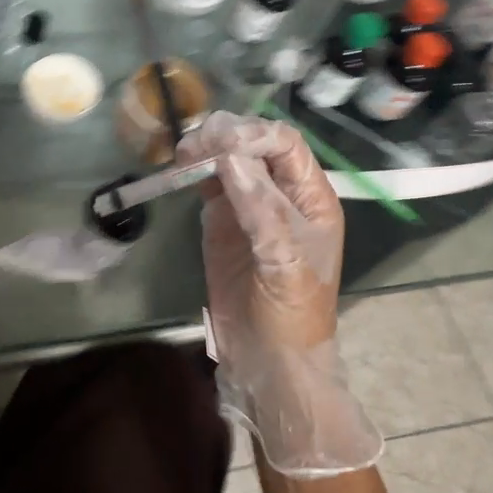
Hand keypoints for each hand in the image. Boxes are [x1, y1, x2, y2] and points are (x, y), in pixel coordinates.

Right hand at [178, 112, 382, 477]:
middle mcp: (282, 192)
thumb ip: (261, 208)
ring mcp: (251, 204)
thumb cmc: (292, 312)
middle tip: (193, 145)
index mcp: (311, 197)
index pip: (285, 145)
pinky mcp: (223, 218)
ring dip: (206, 148)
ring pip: (230, 157)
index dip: (254, 133)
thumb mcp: (284, 260)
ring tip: (182, 154)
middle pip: (256, 144)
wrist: (268, 359)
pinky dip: (195, 170)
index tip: (219, 139)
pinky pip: (211, 181)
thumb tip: (229, 158)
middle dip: (226, 135)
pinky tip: (181, 169)